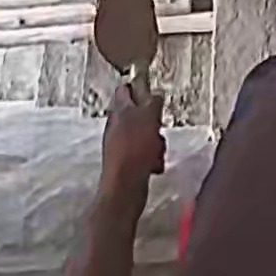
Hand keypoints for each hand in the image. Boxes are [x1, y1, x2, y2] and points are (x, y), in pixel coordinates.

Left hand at [100, 83, 164, 198]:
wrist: (125, 188)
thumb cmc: (136, 147)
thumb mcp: (149, 117)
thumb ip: (153, 103)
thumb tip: (155, 95)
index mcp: (120, 109)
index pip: (125, 89)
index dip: (138, 87)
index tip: (152, 92)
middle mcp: (116, 125)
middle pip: (137, 113)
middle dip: (152, 120)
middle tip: (159, 126)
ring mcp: (119, 144)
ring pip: (142, 134)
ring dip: (154, 141)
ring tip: (158, 150)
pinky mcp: (125, 163)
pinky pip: (142, 153)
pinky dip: (151, 158)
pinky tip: (155, 165)